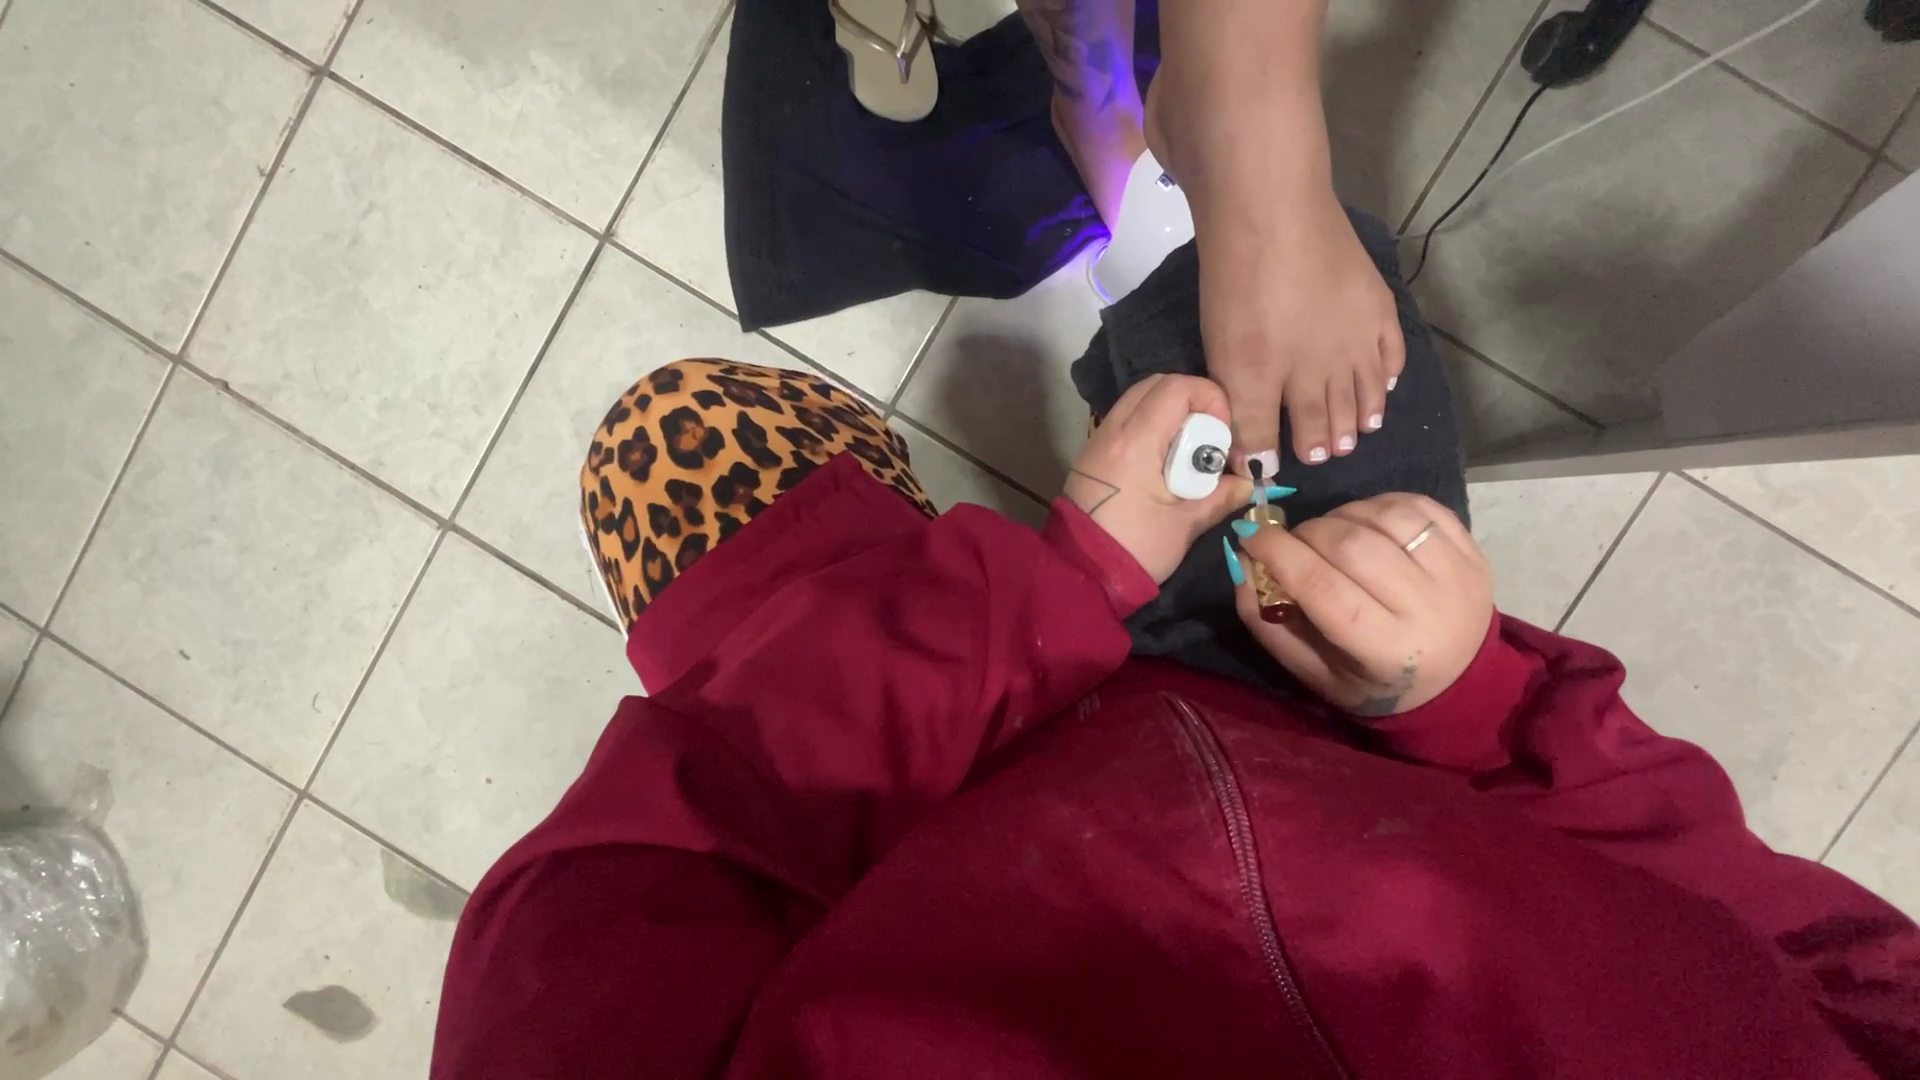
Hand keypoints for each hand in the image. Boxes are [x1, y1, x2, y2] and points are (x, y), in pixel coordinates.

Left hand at [1065, 375, 1252, 583]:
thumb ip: (1220, 495)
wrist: (1080, 575)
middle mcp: (1111, 432)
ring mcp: (1096, 442)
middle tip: (1207, 438)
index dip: (1209, 399)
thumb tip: (1247, 481)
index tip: (1222, 433)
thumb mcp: (1185, 524)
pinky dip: (1148, 429)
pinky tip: (1163, 464)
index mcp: (1135, 443)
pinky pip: (1124, 423)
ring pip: (1137, 402)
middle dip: (1190, 402)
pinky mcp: (1091, 457)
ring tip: (1187, 453)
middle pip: (1155, 385)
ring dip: (1168, 415)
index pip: (1176, 388)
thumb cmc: (1136, 549)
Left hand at [1199, 191, 1405, 469]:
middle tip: (1342, 450)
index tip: (1313, 461)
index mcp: (1301, 380)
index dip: (1309, 445)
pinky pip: (1390, 343)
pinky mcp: (1370, 291)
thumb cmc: (1245, 297)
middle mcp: (1339, 360)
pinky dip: (1390, 366)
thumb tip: (1260, 470)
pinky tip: (1390, 378)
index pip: (1309, 424)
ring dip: (1365, 407)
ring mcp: (1360, 324)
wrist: (1274, 216)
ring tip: (1368, 426)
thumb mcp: (1235, 368)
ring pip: (1367, 380)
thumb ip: (1250, 420)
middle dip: (1338, 431)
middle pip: (1340, 404)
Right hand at [1232, 494, 1490, 714]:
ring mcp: (1458, 575)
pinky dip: (1378, 504)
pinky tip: (1364, 522)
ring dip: (1342, 515)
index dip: (1279, 554)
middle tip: (1293, 542)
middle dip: (1307, 533)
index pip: (1323, 588)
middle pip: (1353, 546)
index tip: (1251, 536)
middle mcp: (1429, 609)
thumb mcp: (1310, 671)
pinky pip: (1418, 506)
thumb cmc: (1370, 681)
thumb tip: (1242, 560)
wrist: (1458, 682)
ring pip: (1386, 517)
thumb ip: (1267, 622)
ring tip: (1330, 532)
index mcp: (1386, 650)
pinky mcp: (1472, 551)